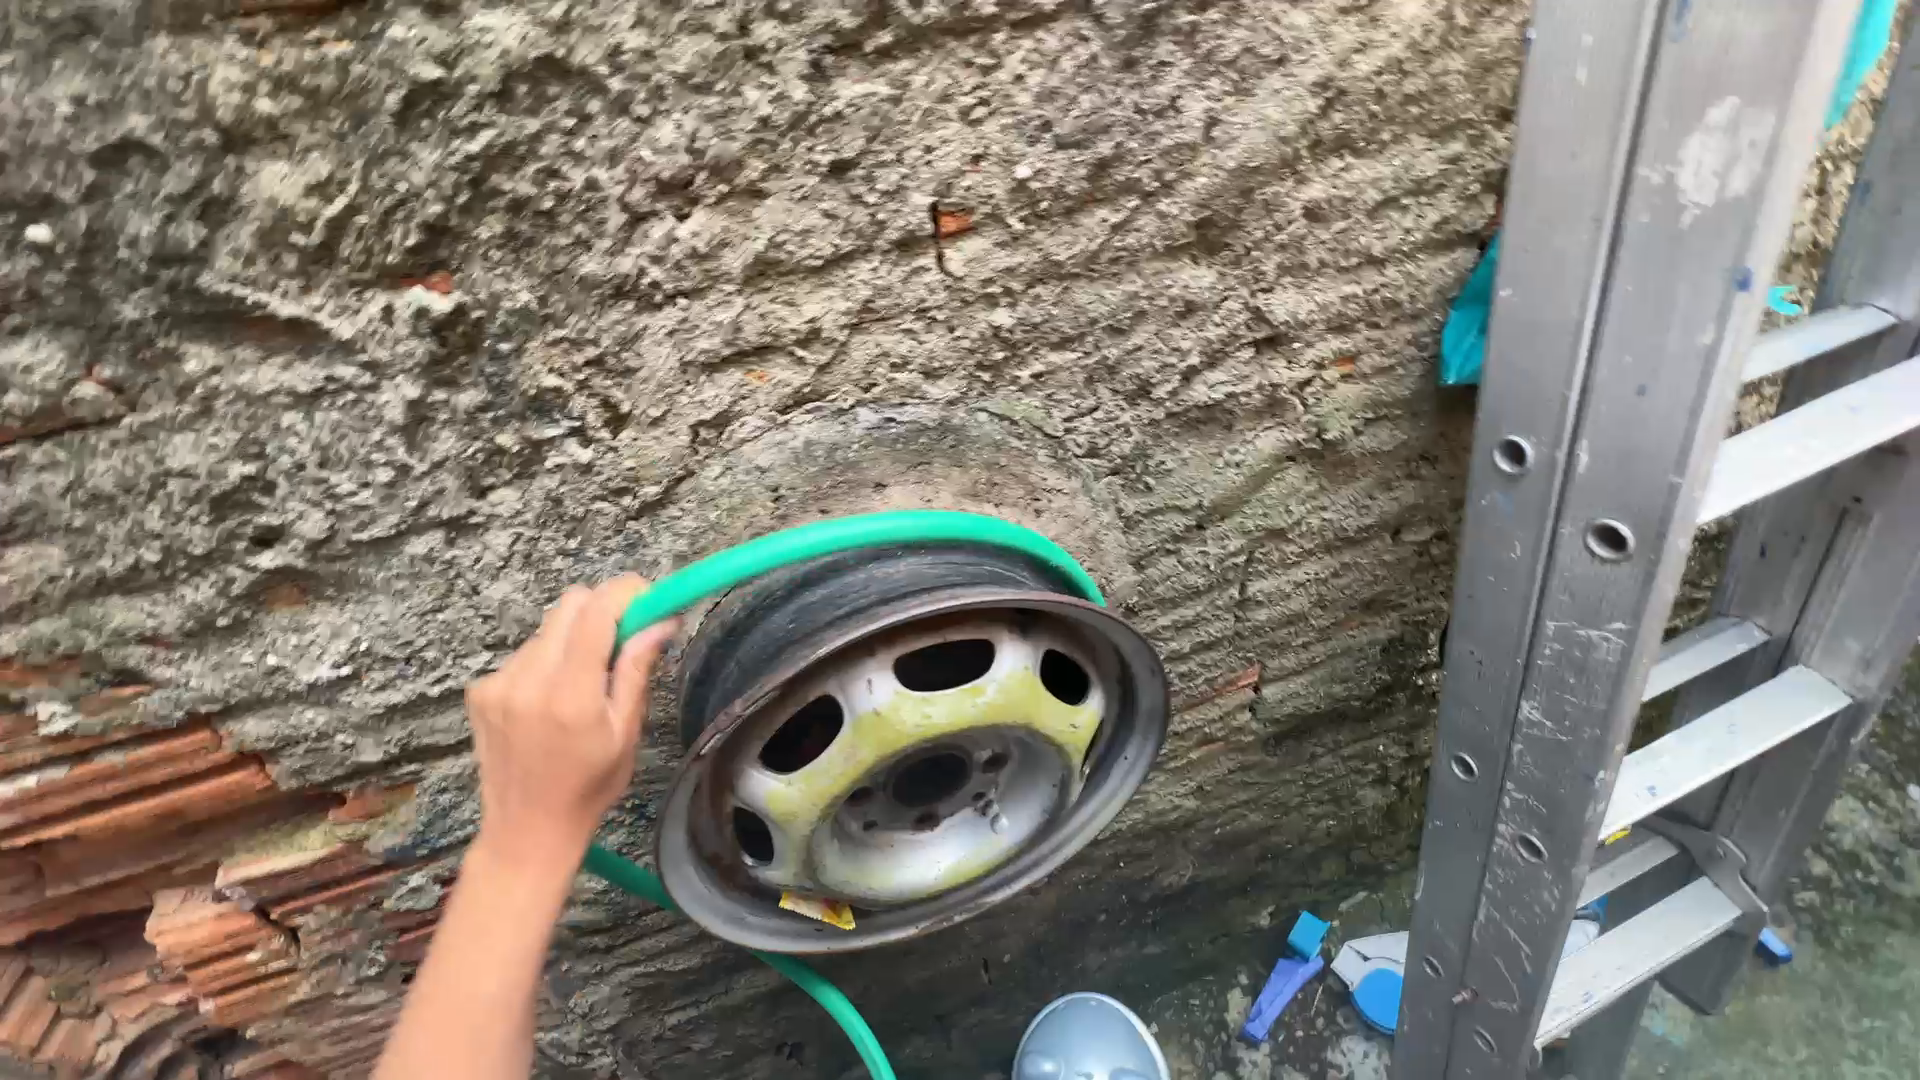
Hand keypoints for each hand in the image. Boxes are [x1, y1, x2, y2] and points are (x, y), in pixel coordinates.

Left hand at [464, 575, 678, 865]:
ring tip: (590, 676)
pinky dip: (550, 658)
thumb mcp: (626, 731)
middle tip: (628, 635)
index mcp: (570, 694)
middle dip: (604, 609)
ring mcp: (497, 683)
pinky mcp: (481, 690)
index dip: (626, 592)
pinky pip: (526, 652)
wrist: (526, 830)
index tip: (649, 596)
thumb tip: (662, 622)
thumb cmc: (589, 787)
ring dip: (577, 637)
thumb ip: (637, 670)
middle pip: (569, 606)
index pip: (596, 612)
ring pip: (549, 628)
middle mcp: (527, 680)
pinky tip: (557, 695)